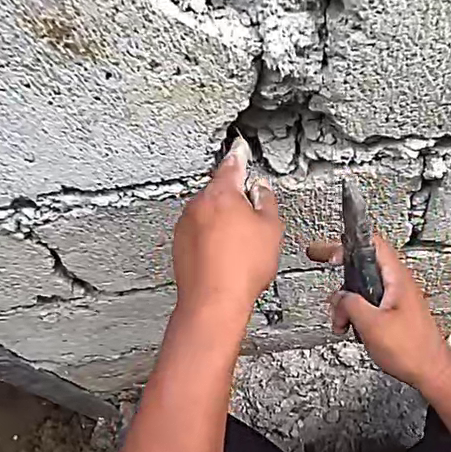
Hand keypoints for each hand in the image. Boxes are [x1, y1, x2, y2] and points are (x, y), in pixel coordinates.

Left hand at [173, 146, 282, 321]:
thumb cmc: (241, 267)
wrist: (214, 301)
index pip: (231, 166)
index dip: (239, 157)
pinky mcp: (180, 245)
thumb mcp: (270, 229)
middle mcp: (198, 205)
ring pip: (208, 214)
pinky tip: (226, 257)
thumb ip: (266, 202)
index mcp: (221, 194)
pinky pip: (199, 233)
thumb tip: (261, 191)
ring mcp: (185, 226)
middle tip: (254, 221)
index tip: (239, 150)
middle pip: (219, 192)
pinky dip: (212, 239)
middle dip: (235, 201)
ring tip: (241, 247)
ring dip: (223, 222)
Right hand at [306, 234, 450, 391]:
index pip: (372, 244)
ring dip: (349, 306)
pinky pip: (371, 307)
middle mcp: (399, 285)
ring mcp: (398, 299)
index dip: (347, 246)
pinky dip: (358, 316)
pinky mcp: (396, 314)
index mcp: (396, 278)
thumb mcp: (371, 324)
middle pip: (363, 271)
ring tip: (343, 323)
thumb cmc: (412, 350)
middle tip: (333, 302)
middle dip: (344, 287)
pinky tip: (355, 330)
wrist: (431, 372)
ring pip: (365, 292)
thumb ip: (349, 304)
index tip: (330, 254)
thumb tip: (338, 296)